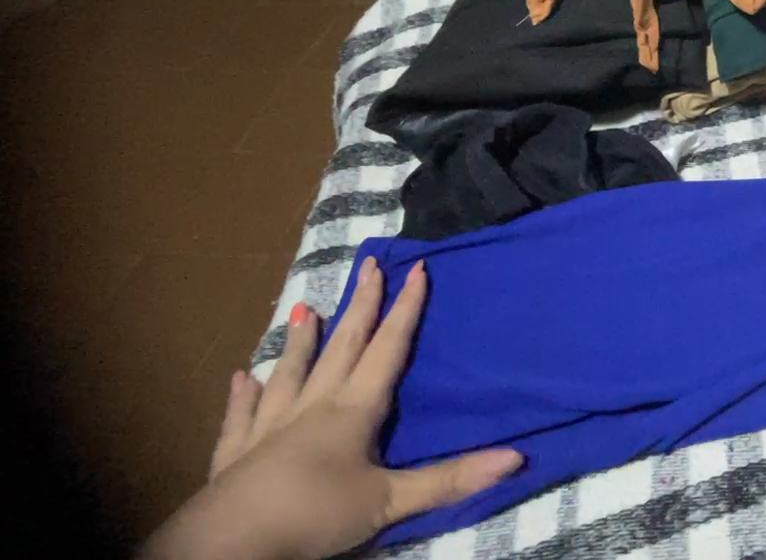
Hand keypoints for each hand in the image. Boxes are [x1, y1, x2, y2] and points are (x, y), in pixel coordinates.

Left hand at [142, 259, 521, 559]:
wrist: (218, 555)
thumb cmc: (310, 518)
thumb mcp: (389, 502)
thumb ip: (450, 479)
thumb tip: (517, 457)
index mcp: (354, 409)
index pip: (388, 347)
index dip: (406, 308)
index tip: (417, 268)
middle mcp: (313, 408)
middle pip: (343, 346)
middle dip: (360, 304)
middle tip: (369, 265)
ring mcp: (267, 431)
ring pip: (291, 373)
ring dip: (302, 341)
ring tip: (303, 309)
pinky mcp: (232, 460)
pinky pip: (240, 419)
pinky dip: (242, 397)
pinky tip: (240, 378)